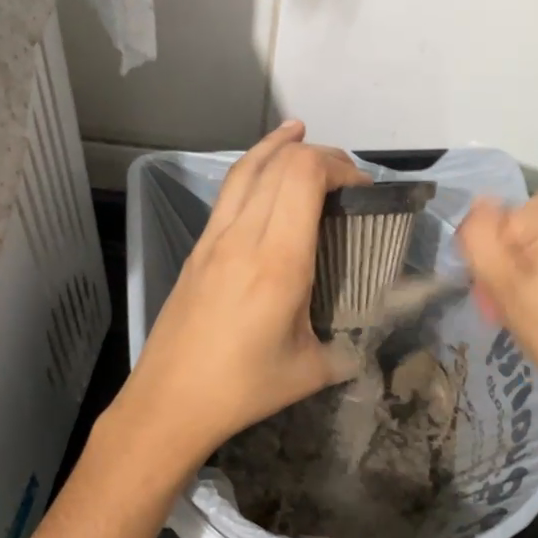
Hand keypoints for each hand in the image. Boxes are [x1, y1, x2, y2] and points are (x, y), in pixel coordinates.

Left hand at [104, 121, 365, 469]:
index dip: (339, 167)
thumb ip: (347, 346)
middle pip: (279, 163)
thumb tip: (368, 337)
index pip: (304, 176)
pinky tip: (265, 177)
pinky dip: (252, 171)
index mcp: (278, 262)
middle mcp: (242, 237)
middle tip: (345, 178)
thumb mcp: (311, 371)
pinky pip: (227, 194)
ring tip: (302, 136)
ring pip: (245, 170)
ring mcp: (213, 240)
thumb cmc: (243, 389)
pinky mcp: (196, 250)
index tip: (363, 191)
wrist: (169, 401)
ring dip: (278, 149)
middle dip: (319, 155)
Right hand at [457, 192, 537, 432]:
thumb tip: (475, 205)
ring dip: (530, 271)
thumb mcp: (506, 288)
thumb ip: (479, 239)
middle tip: (509, 311)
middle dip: (511, 266)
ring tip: (533, 311)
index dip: (490, 263)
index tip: (493, 302)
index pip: (497, 224)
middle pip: (523, 228)